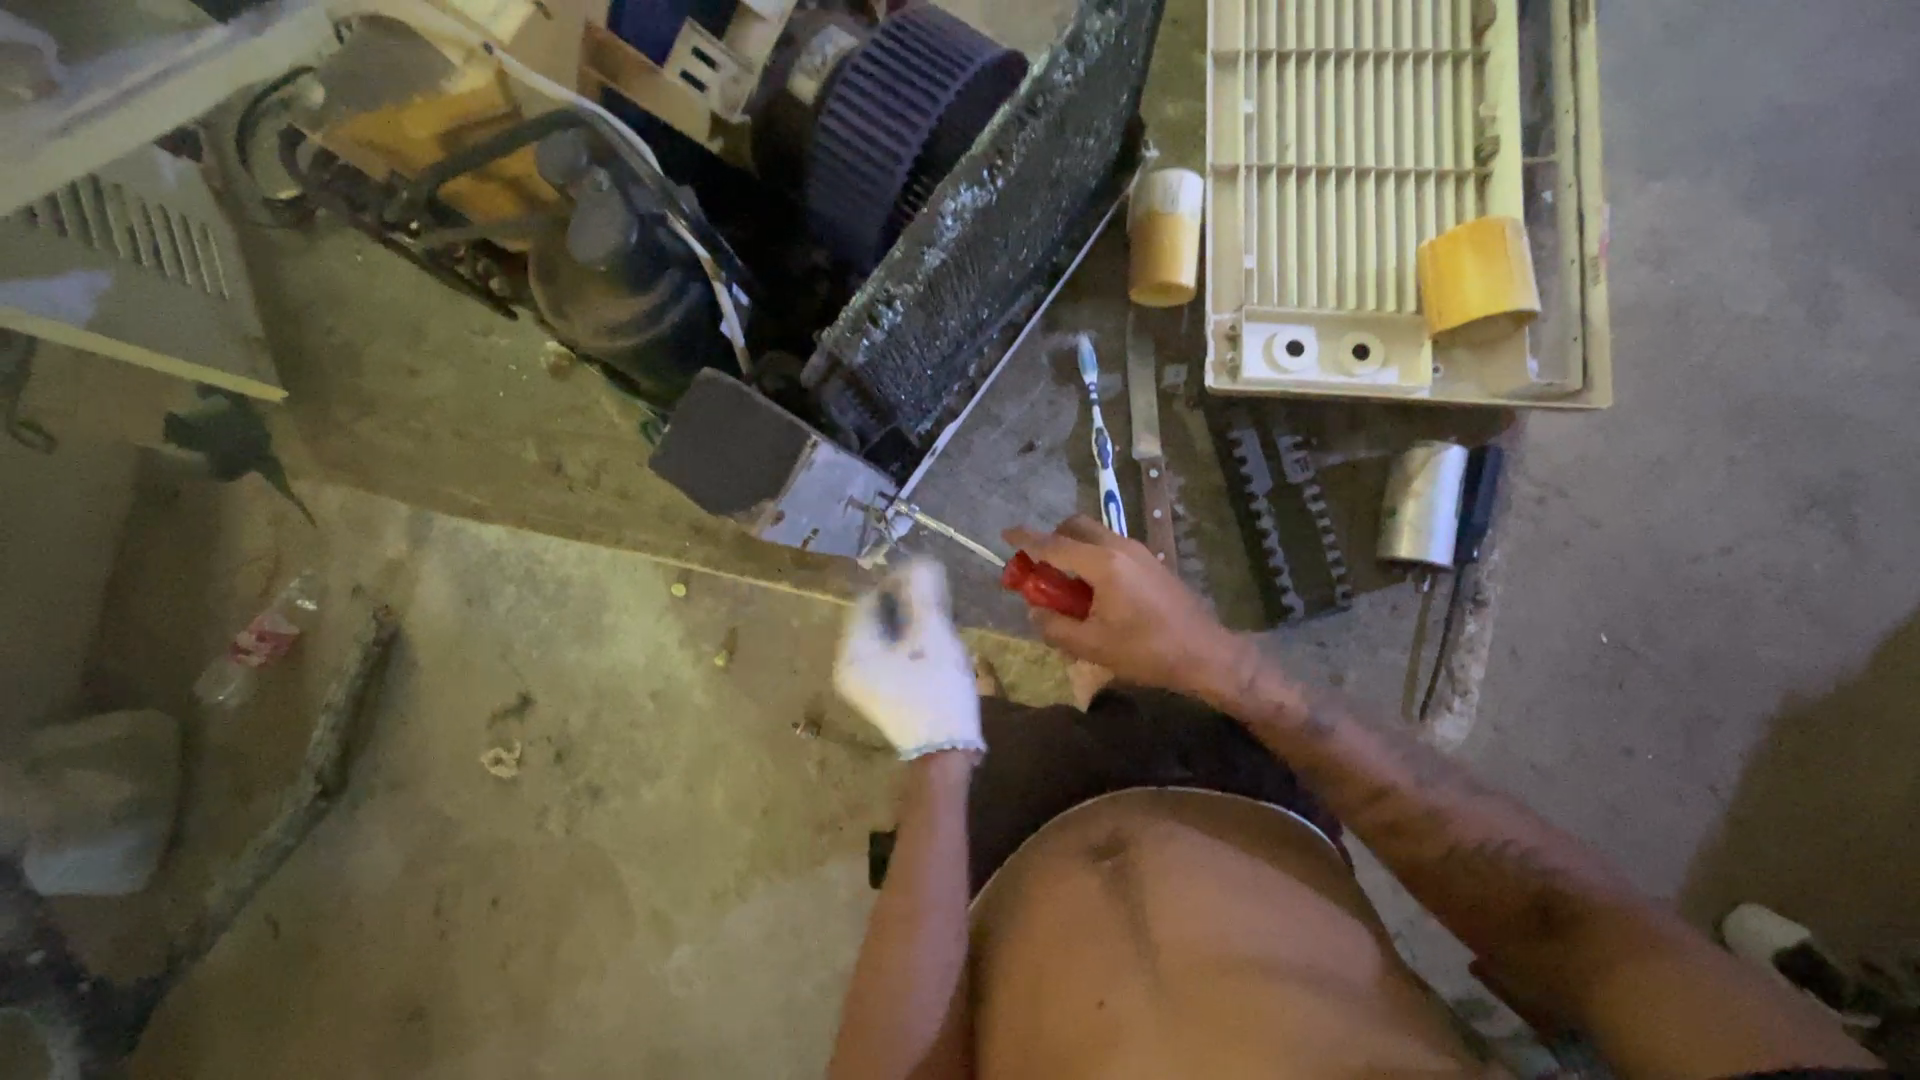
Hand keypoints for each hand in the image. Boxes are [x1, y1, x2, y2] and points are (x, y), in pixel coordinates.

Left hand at [834, 559, 983, 759]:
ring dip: (910, 622)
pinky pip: (890, 656)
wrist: (947, 753)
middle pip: (874, 619)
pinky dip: (909, 643)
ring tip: (939, 618)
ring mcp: (864, 684)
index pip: (867, 600)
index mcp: (853, 653)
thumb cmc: (936, 691)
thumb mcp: (932, 635)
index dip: (895, 582)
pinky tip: (934, 642)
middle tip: (936, 598)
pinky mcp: (881, 694)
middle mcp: (850, 668)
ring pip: (885, 637)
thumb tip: (919, 562)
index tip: (926, 578)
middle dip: (905, 603)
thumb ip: (923, 594)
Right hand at [1003, 515, 1240, 698]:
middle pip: (1075, 526)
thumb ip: (1055, 626)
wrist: (1206, 654)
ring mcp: (1139, 552)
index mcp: (1103, 565)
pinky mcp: (1150, 562)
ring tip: (1066, 587)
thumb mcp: (1092, 646)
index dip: (1026, 539)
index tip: (1005, 534)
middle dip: (1051, 540)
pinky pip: (1111, 547)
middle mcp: (1120, 547)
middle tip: (1039, 570)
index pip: (1053, 544)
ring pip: (1094, 535)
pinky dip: (1092, 558)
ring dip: (1073, 550)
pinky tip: (1094, 593)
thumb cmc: (1147, 652)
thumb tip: (1034, 612)